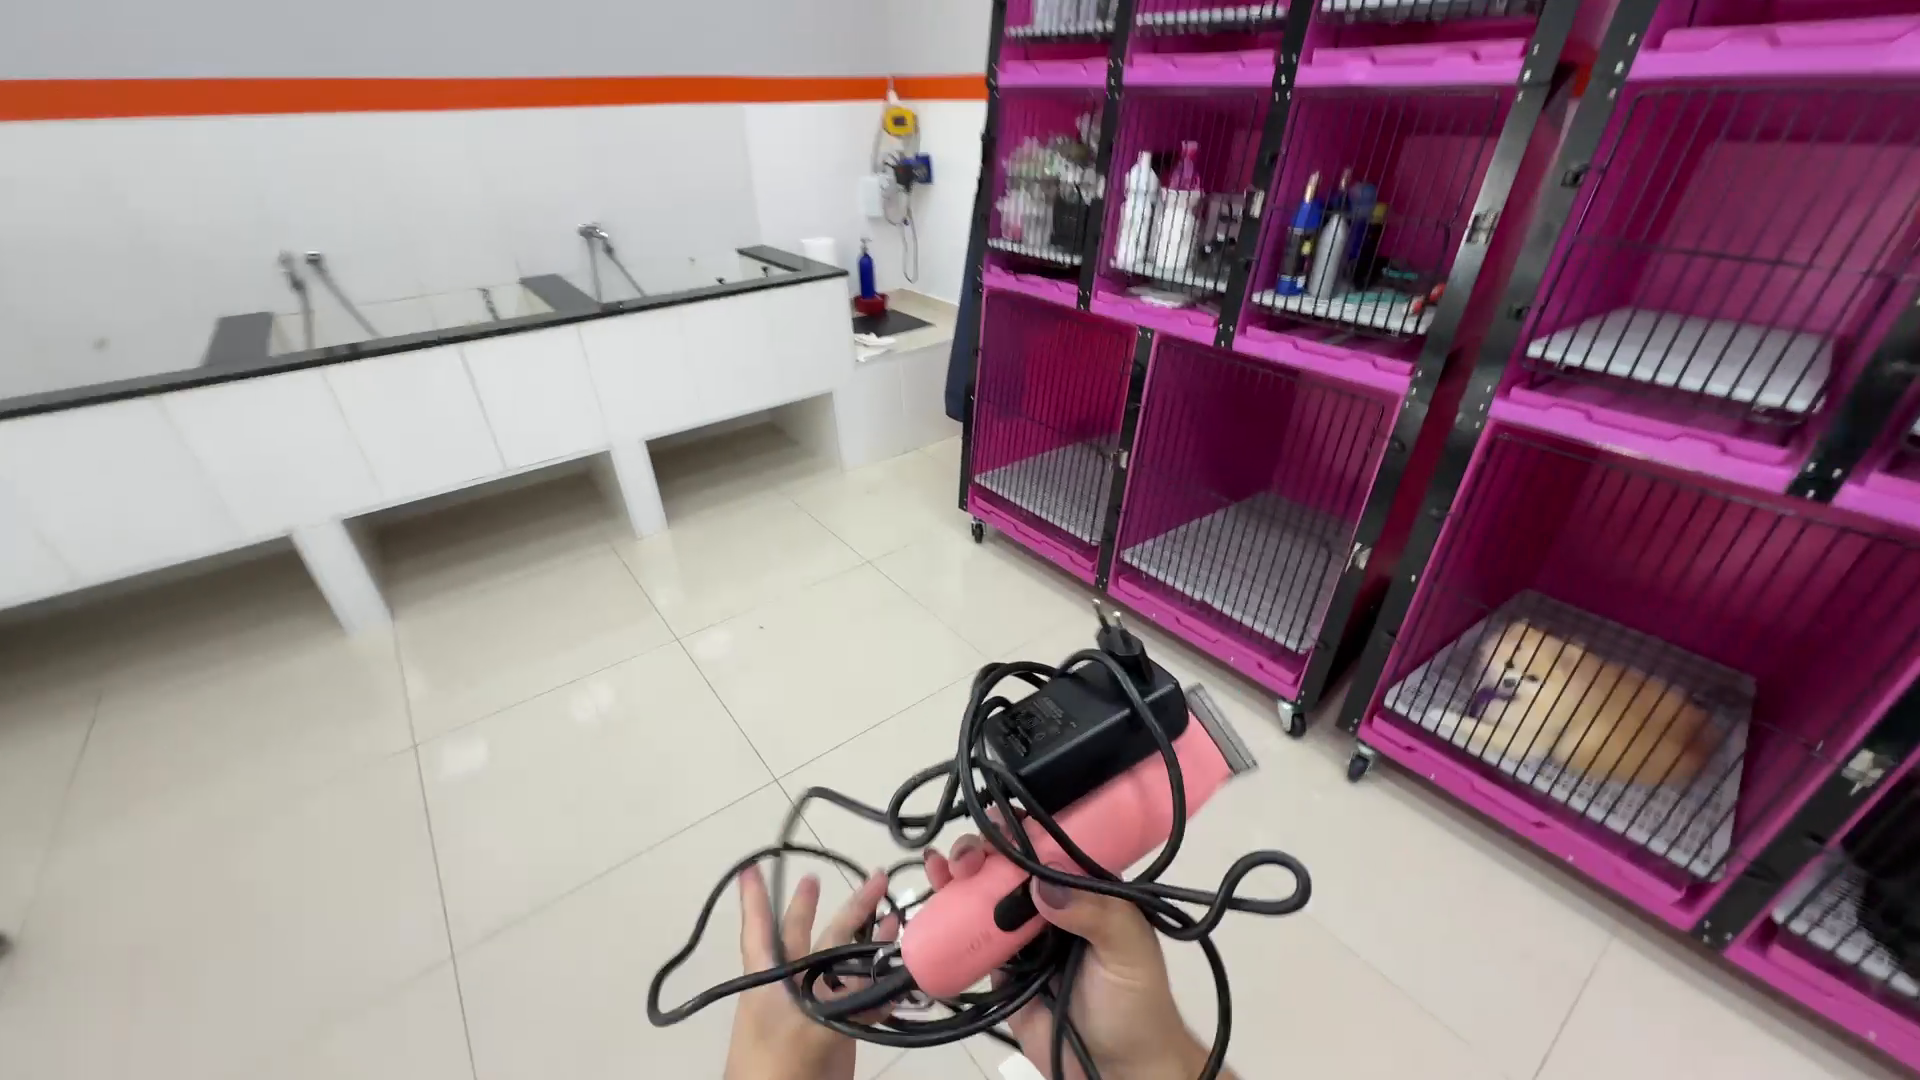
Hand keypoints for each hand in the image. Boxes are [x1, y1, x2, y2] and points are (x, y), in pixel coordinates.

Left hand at [725, 865, 894, 1079]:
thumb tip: (888, 973)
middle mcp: (791, 984)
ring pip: (845, 960)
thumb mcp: (807, 1029)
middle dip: (842, 905)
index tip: (749, 865)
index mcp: (767, 978)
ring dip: (868, 936)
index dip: (753, 898)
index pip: (758, 927)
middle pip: (815, 933)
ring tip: (893, 908)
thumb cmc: (772, 1070)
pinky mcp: (838, 1029)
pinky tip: (903, 958)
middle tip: (872, 876)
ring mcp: (815, 1006)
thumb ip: (849, 999)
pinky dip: (883, 977)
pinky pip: (864, 995)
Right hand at [925, 838, 1215, 1079]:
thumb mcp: (1129, 951)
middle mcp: (1051, 898)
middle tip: (969, 859)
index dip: (1022, 823)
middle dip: (984, 847)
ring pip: (985, 886)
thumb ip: (1095, 913)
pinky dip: (948, 906)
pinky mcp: (999, 963)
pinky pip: (970, 930)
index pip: (1051, 840)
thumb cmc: (1135, 1005)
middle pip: (1010, 859)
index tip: (999, 819)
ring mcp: (1022, 929)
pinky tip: (934, 887)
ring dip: (960, 867)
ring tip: (944, 866)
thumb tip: (1040, 883)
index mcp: (1085, 884)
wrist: (1115, 1075)